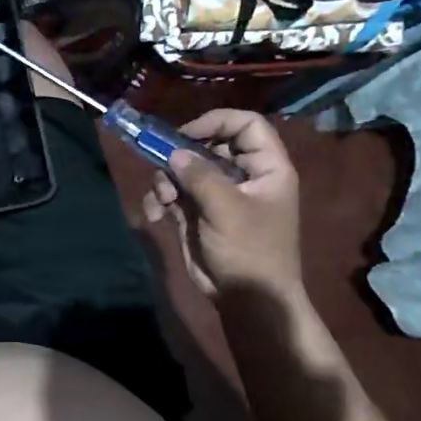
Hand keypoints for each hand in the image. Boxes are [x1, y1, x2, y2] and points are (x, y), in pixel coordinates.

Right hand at [142, 109, 303, 302]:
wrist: (246, 299)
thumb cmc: (250, 251)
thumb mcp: (228, 209)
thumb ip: (201, 176)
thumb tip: (175, 154)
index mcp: (266, 169)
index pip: (247, 126)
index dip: (217, 122)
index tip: (186, 134)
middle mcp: (242, 177)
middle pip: (209, 145)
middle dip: (182, 154)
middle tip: (161, 162)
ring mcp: (217, 195)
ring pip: (185, 169)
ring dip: (166, 180)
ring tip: (162, 199)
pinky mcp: (196, 214)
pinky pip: (173, 194)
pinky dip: (160, 201)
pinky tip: (154, 217)